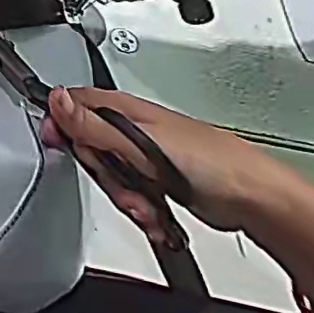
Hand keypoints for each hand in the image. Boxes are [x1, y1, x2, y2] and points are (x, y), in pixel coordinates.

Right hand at [40, 86, 313, 246]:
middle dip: (100, 173)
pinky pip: (127, 193)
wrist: (258, 200)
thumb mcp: (139, 142)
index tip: (60, 145)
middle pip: (86, 146)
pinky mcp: (153, 179)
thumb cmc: (213, 163)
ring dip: (122, 195)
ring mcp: (142, 154)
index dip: (61, 125)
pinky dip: (138, 208)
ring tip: (145, 203)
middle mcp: (130, 128)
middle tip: (120, 182)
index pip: (71, 105)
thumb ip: (91, 123)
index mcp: (123, 108)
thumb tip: (55, 99)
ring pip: (106, 175)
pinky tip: (153, 213)